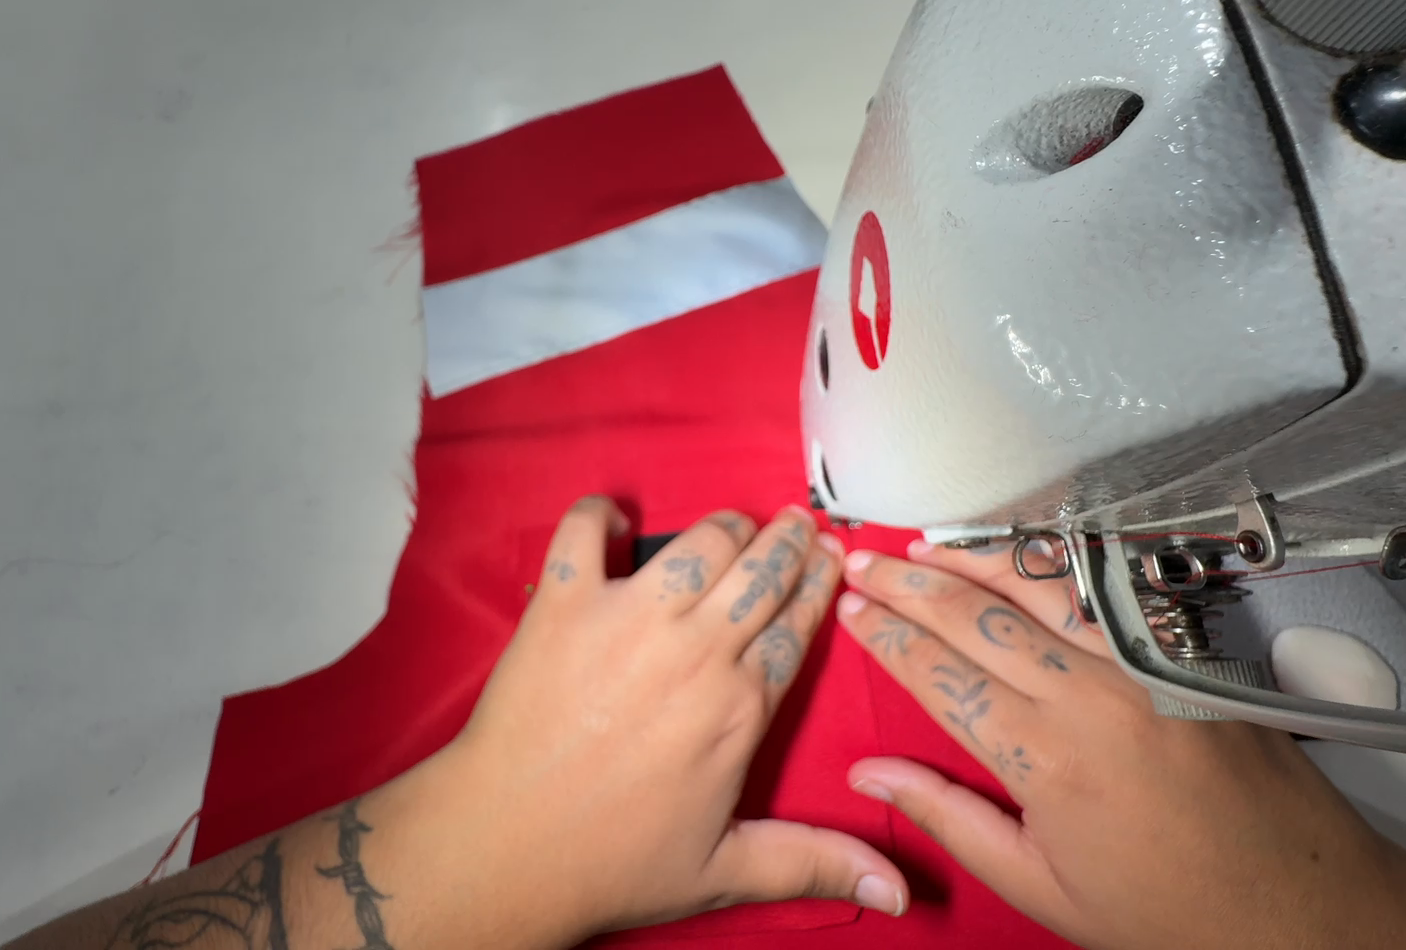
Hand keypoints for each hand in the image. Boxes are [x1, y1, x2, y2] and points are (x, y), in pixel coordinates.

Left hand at [380, 498, 907, 946]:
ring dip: (726, 525)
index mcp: (739, 704)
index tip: (831, 557)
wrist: (507, 843)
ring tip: (737, 521)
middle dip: (788, 542)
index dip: (818, 586)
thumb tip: (899, 890)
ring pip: (698, 544)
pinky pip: (582, 533)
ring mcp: (625, 617)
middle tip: (798, 522)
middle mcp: (694, 647)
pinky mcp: (563, 602)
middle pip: (760, 574)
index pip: (796, 625)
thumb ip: (812, 861)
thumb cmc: (613, 858)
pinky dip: (597, 514)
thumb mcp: (724, 870)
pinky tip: (616, 518)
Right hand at [834, 541, 1405, 949]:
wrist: (1322, 917)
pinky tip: (1003, 552)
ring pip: (1028, 587)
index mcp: (1043, 760)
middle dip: (903, 584)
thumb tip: (865, 772)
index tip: (848, 608)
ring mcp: (1137, 666)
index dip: (884, 634)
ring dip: (962, 559)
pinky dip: (1039, 563)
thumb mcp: (1041, 889)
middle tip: (858, 562)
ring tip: (913, 546)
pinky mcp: (1177, 656)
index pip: (936, 672)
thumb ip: (946, 818)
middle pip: (970, 616)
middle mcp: (1085, 697)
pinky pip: (1093, 592)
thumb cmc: (1166, 914)